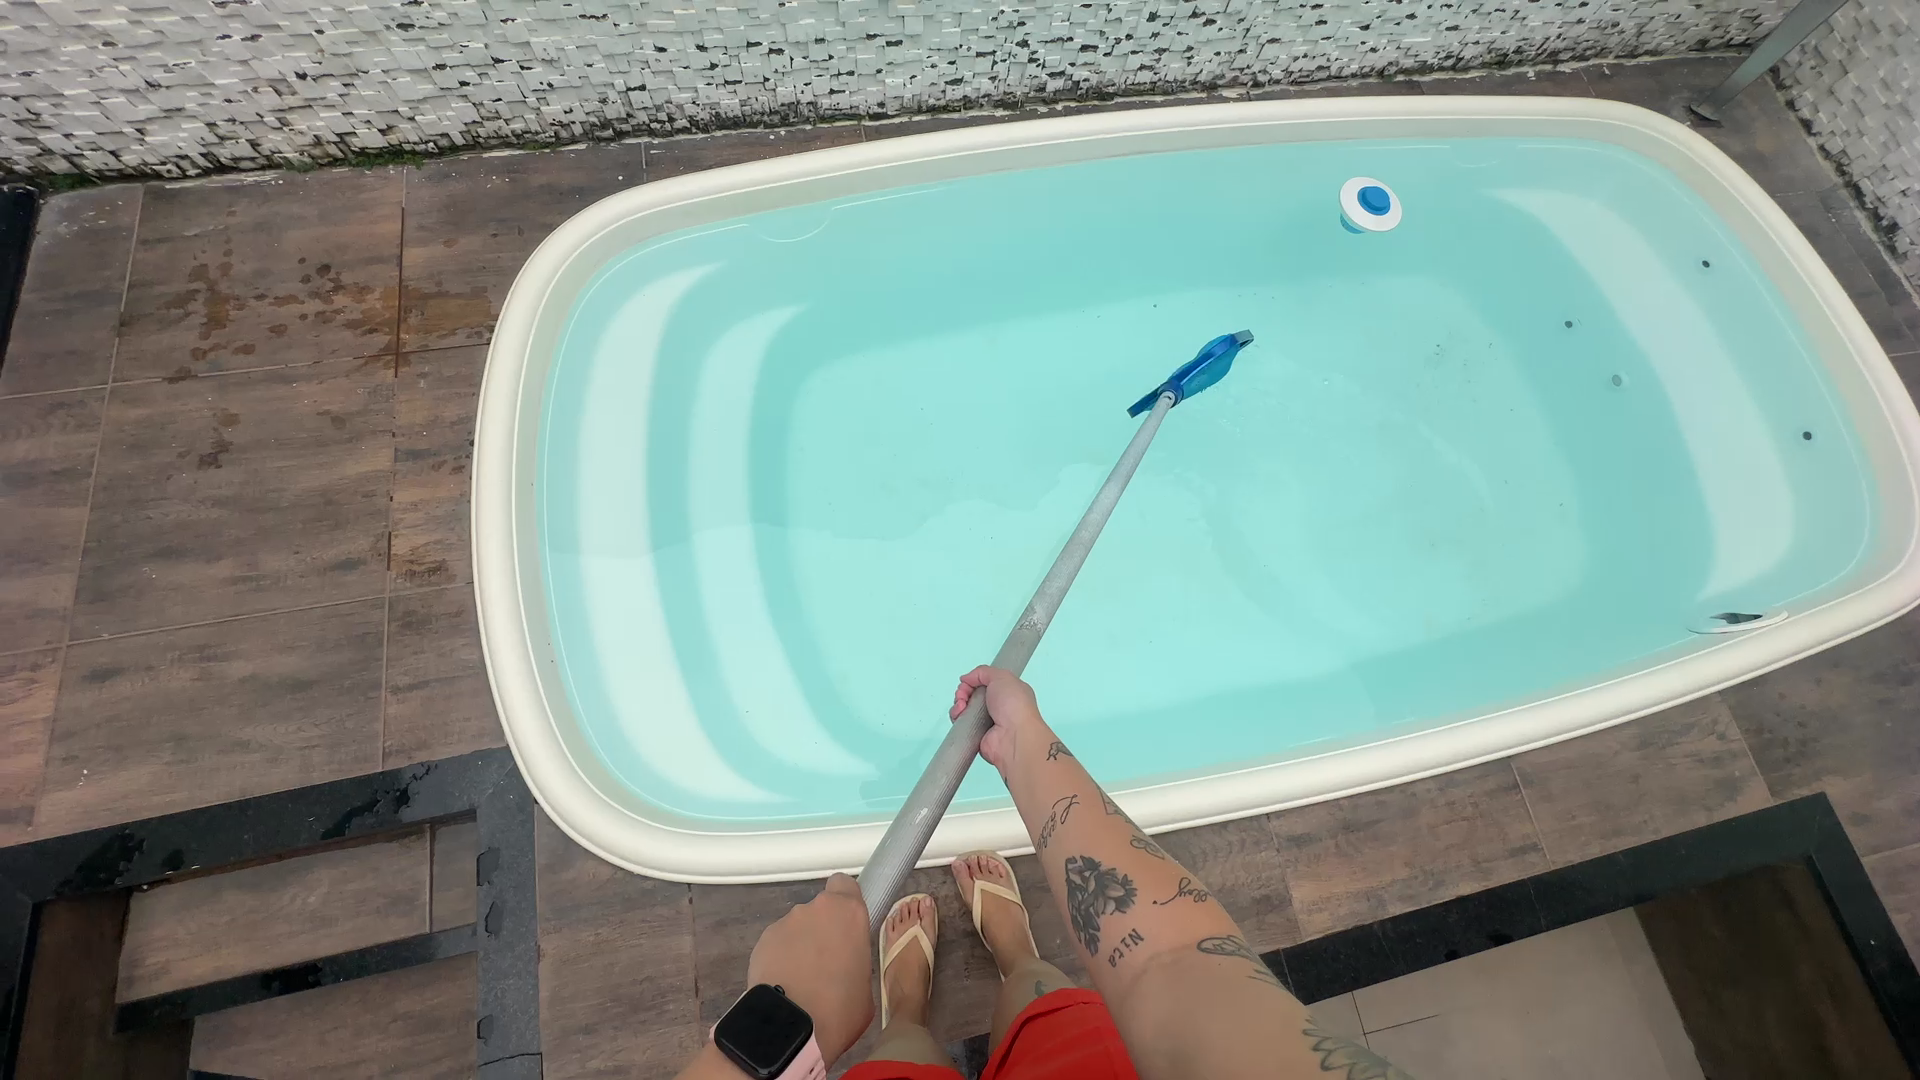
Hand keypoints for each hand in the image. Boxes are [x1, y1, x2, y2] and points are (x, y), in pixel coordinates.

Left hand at [745, 873, 873, 1063]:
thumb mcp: (865, 989)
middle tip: (825, 964)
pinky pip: (777, 945)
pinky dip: (780, 959)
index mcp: (849, 913)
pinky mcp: (763, 940)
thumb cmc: (840, 1011)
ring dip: (800, 946)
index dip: (845, 901)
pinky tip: (781, 986)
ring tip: (799, 982)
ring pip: (798, 928)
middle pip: (820, 910)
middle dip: (822, 930)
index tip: (845, 925)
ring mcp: (786, 922)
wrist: (790, 1031)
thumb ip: (856, 961)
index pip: (845, 884)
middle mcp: (817, 908)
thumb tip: (844, 966)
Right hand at [950, 665, 1044, 773]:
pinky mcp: (977, 734)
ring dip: (959, 703)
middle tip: (963, 693)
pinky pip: (961, 723)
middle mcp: (998, 707)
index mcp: (1008, 692)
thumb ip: (982, 672)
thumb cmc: (1015, 706)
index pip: (986, 683)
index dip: (974, 680)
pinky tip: (960, 714)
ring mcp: (987, 721)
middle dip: (964, 691)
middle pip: (973, 694)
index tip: (968, 681)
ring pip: (965, 708)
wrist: (1013, 736)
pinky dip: (957, 717)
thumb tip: (967, 678)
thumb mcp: (1002, 677)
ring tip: (962, 704)